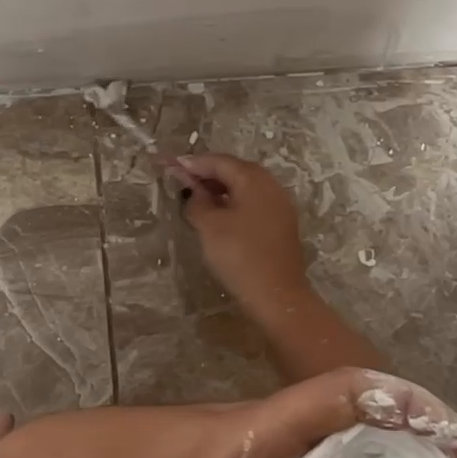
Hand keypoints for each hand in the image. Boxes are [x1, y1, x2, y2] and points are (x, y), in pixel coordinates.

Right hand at [163, 153, 310, 304]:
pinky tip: (220, 217)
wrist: (277, 295)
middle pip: (236, 171)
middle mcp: (271, 186)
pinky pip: (254, 204)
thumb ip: (197, 202)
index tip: (174, 166)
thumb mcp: (210, 227)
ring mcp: (280, 205)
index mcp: (254, 180)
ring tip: (198, 200)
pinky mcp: (282, 224)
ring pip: (246, 188)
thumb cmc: (241, 255)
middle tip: (184, 183)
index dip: (195, 163)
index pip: (221, 162)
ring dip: (221, 190)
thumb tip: (193, 192)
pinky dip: (234, 204)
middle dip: (209, 174)